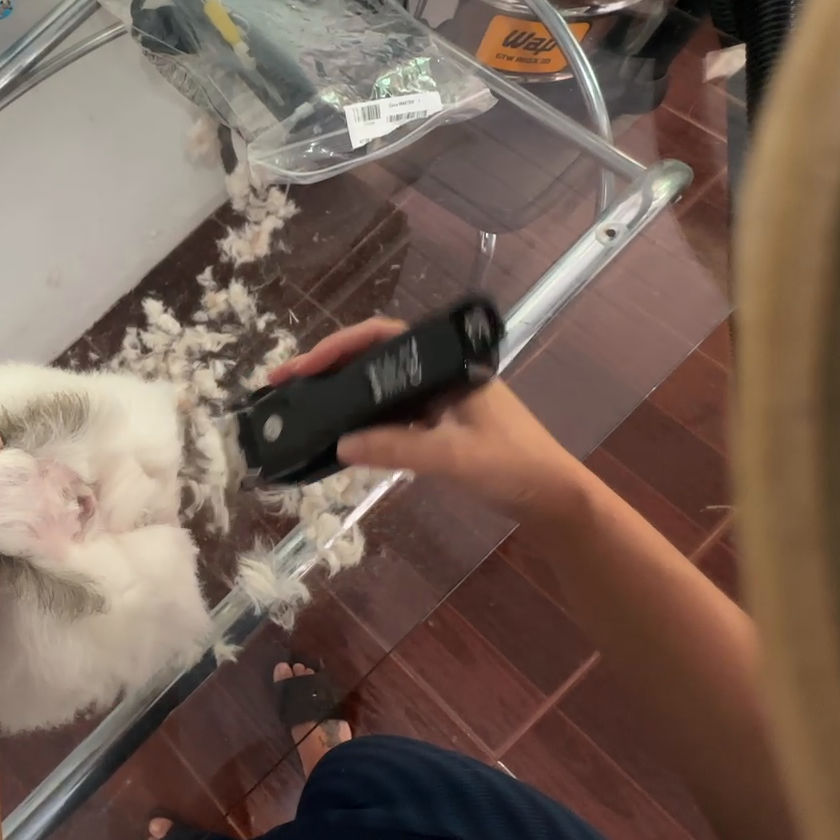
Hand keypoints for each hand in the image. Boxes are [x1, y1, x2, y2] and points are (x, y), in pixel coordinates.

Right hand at [268, 317, 592, 520]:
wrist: (555, 501)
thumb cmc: (515, 467)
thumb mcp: (455, 456)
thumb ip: (397, 448)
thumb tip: (338, 444)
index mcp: (446, 366)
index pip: (384, 338)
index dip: (340, 346)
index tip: (305, 366)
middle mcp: (436, 375)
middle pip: (371, 358)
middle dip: (326, 365)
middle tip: (284, 381)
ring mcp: (433, 401)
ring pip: (374, 385)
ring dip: (336, 390)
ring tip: (297, 401)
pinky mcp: (431, 425)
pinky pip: (383, 413)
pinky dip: (354, 417)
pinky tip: (333, 431)